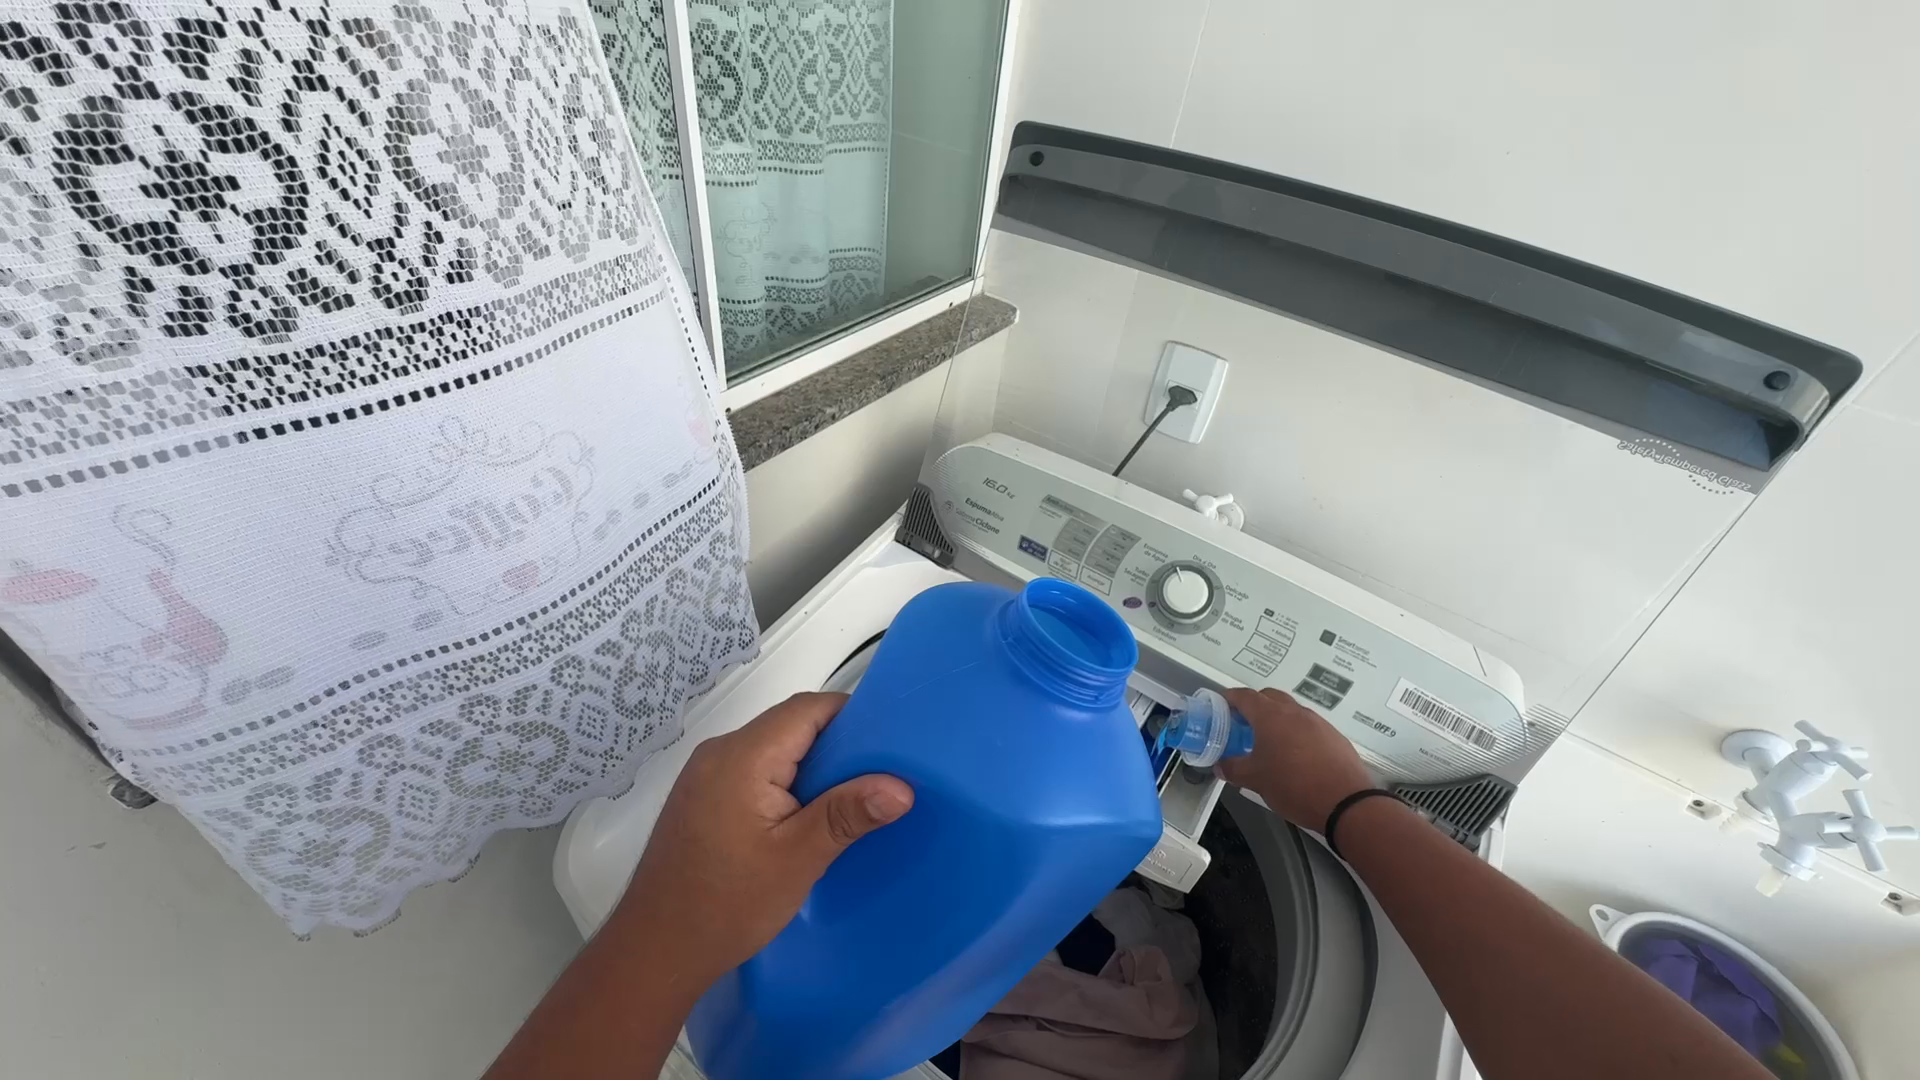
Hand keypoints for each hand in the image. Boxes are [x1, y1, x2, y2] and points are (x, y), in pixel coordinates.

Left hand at [616, 692, 913, 991]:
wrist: (653, 952)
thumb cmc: (727, 904)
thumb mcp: (798, 859)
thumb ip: (848, 814)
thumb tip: (902, 788)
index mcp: (744, 755)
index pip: (809, 709)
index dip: (852, 716)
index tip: (889, 742)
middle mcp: (720, 750)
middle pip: (791, 723)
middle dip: (837, 742)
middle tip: (877, 773)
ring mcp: (706, 771)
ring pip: (773, 744)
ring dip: (811, 762)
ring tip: (849, 794)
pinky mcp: (702, 794)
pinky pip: (754, 765)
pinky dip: (785, 776)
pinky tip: (805, 811)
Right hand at [1217, 687, 1375, 829]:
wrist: (1347, 804)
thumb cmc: (1293, 786)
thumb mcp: (1255, 780)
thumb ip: (1232, 769)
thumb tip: (1220, 765)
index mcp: (1270, 716)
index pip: (1244, 696)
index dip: (1230, 698)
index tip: (1221, 707)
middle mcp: (1295, 712)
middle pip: (1269, 697)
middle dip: (1254, 705)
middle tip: (1244, 725)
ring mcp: (1318, 723)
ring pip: (1291, 711)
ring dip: (1277, 719)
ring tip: (1270, 743)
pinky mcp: (1335, 737)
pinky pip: (1309, 726)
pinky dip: (1297, 733)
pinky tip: (1297, 756)